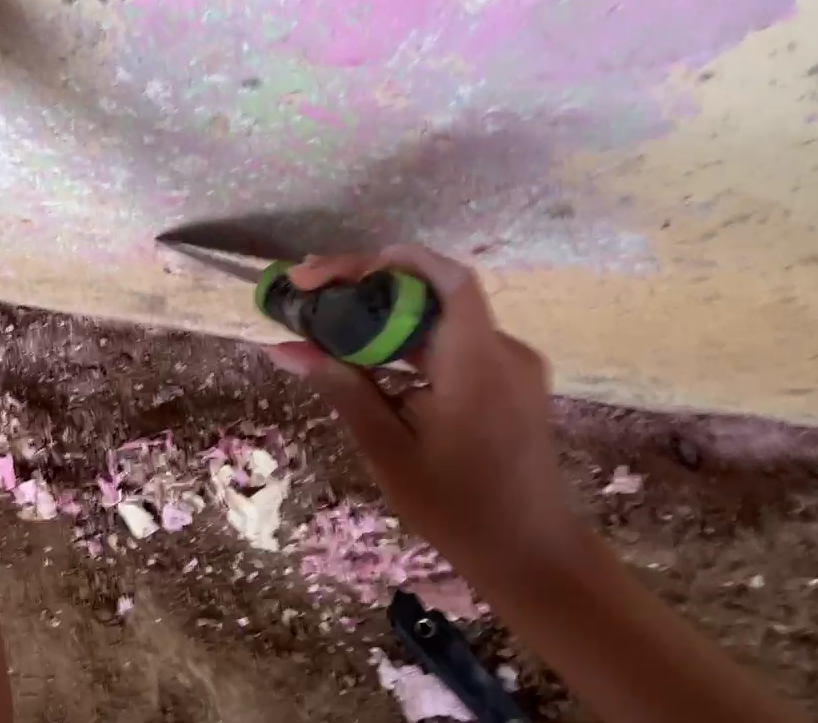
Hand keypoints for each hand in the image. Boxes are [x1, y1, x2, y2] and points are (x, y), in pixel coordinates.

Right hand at [267, 246, 585, 574]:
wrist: (534, 557)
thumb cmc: (458, 507)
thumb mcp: (388, 449)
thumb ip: (341, 388)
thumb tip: (283, 348)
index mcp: (477, 365)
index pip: (446, 280)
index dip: (390, 260)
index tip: (330, 272)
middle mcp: (502, 352)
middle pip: (430, 292)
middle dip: (365, 284)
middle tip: (308, 292)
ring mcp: (509, 366)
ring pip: (436, 316)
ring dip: (380, 311)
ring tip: (323, 319)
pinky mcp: (505, 381)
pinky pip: (449, 340)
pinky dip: (403, 337)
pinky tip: (363, 354)